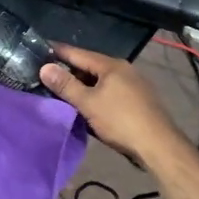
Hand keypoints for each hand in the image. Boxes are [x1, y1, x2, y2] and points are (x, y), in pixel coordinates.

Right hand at [39, 43, 187, 166]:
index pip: (77, 53)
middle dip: (69, 72)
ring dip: (83, 86)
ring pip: (101, 80)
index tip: (38, 50)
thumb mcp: (88, 103)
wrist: (160, 148)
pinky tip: (88, 106)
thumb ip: (65, 85)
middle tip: (47, 77)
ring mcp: (134, 85)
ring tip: (63, 92)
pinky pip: (111, 92)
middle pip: (89, 66)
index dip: (57, 51)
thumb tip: (44, 67)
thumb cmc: (121, 121)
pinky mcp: (139, 101)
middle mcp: (124, 70)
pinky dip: (96, 95)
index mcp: (111, 65)